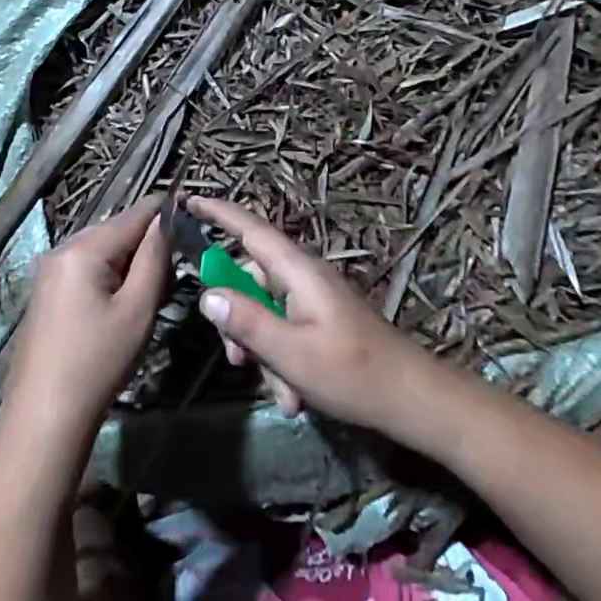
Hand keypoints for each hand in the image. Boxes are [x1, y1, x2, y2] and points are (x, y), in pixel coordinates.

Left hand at [6, 197, 169, 436]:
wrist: (46, 415)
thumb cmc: (99, 361)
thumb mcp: (138, 308)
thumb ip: (154, 257)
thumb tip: (166, 218)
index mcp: (84, 248)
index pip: (135, 214)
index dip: (165, 213)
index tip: (193, 220)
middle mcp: (62, 248)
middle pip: (117, 230)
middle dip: (147, 245)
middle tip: (172, 277)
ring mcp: (50, 270)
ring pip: (103, 249)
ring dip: (130, 263)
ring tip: (150, 296)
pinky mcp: (47, 291)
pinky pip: (87, 268)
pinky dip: (110, 276)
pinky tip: (122, 306)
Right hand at [189, 196, 449, 434]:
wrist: (413, 399)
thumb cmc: (353, 373)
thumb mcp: (290, 352)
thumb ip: (246, 321)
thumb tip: (207, 295)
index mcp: (298, 271)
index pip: (250, 228)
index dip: (218, 212)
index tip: (188, 200)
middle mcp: (303, 276)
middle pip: (250, 280)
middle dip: (238, 321)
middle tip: (237, 361)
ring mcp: (314, 298)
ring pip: (265, 311)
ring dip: (263, 351)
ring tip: (280, 392)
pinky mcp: (321, 320)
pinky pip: (285, 329)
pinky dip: (281, 359)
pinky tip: (293, 396)